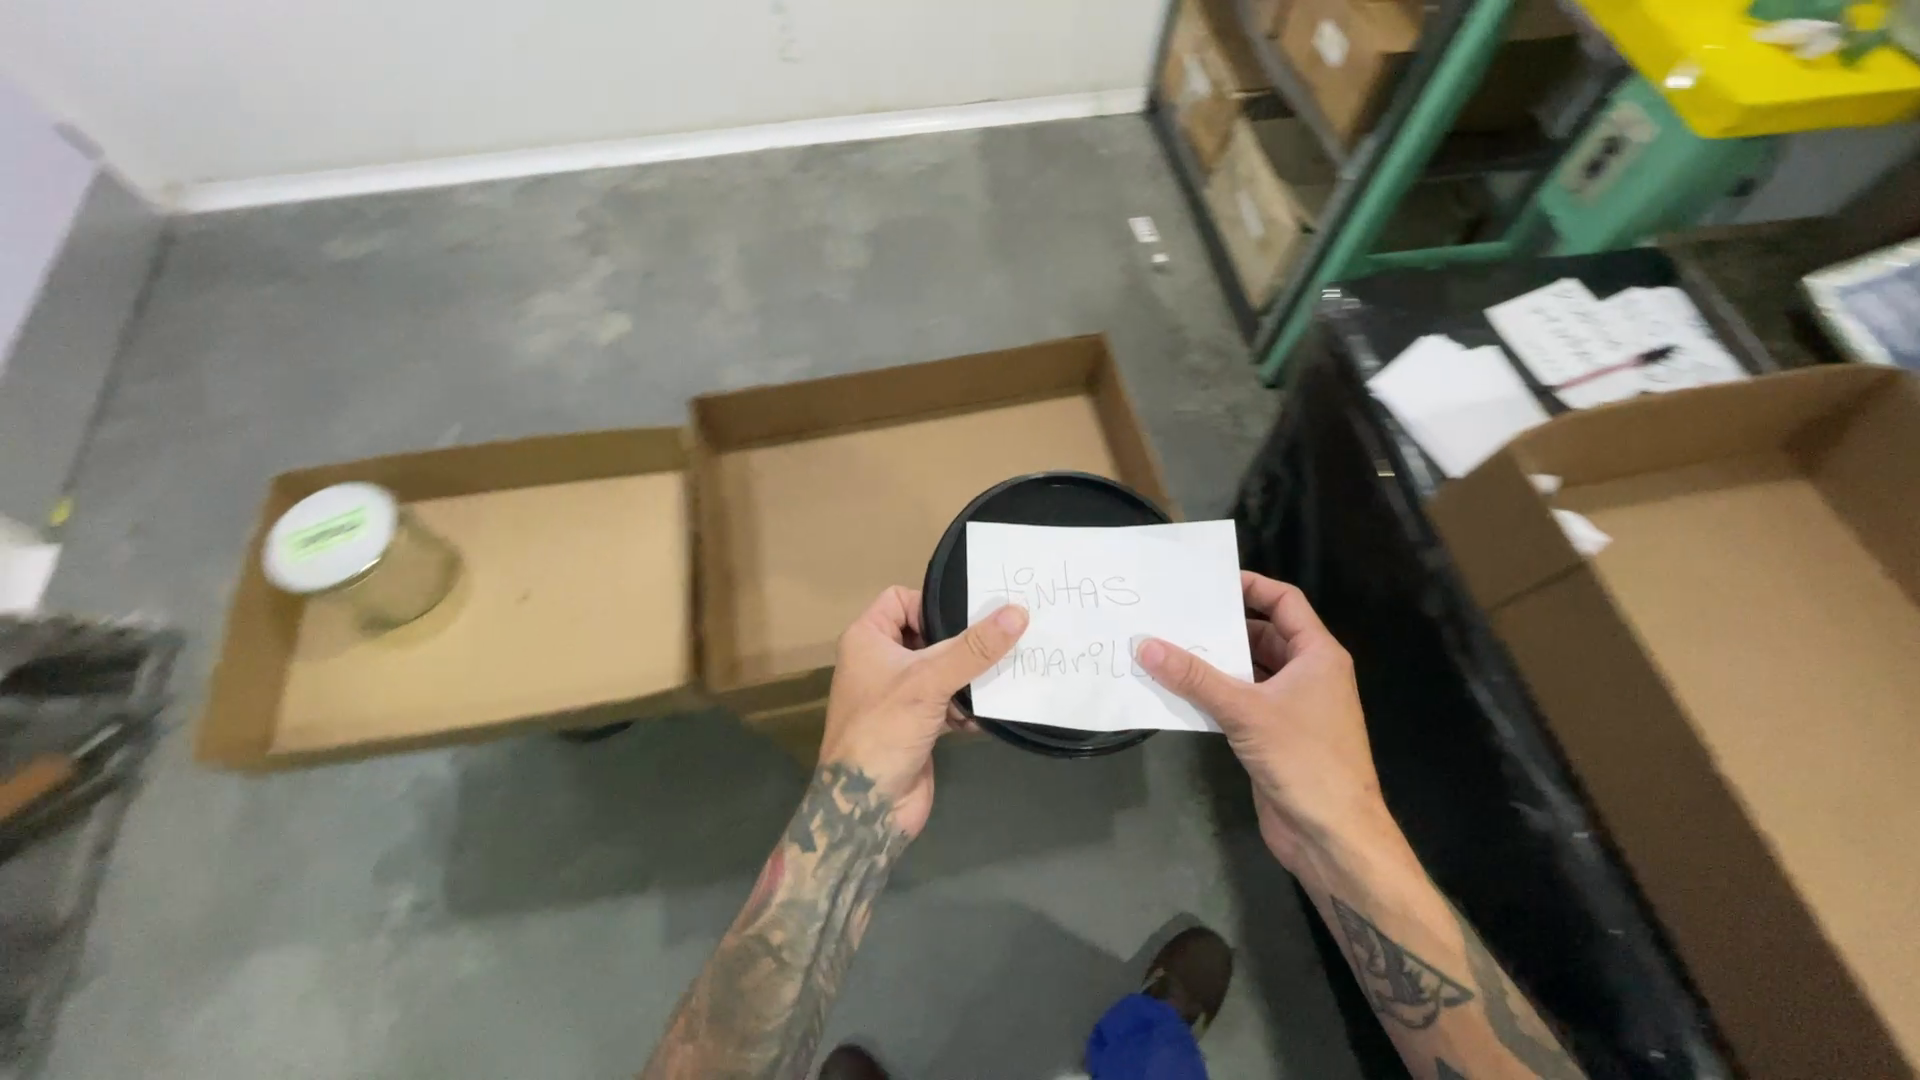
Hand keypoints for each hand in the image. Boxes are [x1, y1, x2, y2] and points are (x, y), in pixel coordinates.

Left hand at [819, 587, 1027, 839]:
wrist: (868, 807)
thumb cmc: (884, 730)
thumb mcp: (929, 681)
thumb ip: (973, 648)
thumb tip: (1017, 612)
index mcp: (867, 639)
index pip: (900, 599)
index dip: (931, 603)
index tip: (969, 616)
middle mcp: (879, 662)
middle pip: (927, 634)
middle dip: (961, 643)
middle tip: (1002, 639)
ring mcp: (898, 694)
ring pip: (941, 670)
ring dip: (968, 677)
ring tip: (1000, 676)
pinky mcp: (916, 723)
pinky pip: (947, 701)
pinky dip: (965, 707)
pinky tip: (986, 715)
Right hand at [1138, 572, 1392, 873]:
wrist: (1332, 836)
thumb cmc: (1304, 760)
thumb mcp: (1245, 710)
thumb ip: (1194, 677)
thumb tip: (1145, 645)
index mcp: (1317, 655)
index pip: (1284, 602)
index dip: (1250, 586)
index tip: (1207, 582)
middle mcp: (1306, 674)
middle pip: (1260, 635)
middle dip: (1220, 627)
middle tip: (1172, 615)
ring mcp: (1290, 707)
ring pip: (1246, 671)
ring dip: (1211, 663)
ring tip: (1163, 648)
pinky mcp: (1272, 736)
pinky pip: (1238, 702)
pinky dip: (1211, 695)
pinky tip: (1175, 692)